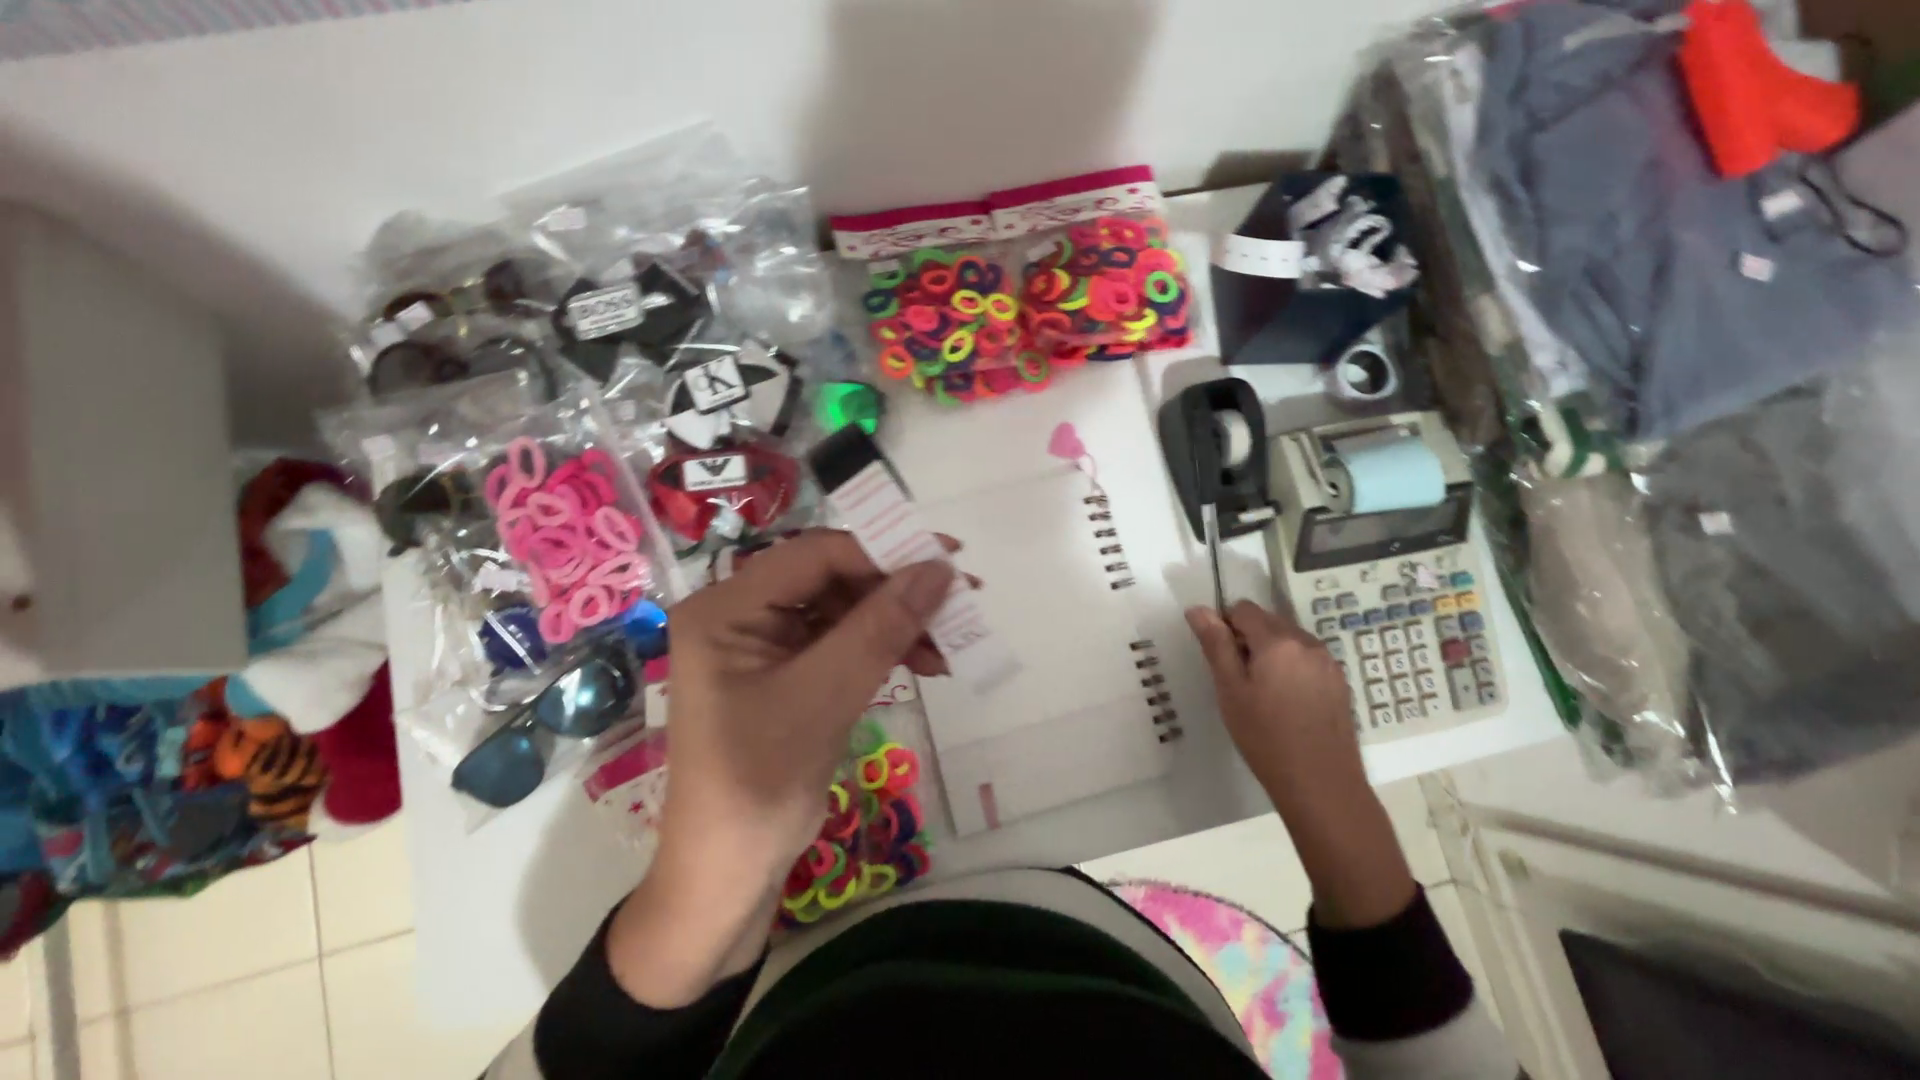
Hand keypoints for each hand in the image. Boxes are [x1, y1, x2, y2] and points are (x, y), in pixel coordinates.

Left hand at [661, 529, 956, 878]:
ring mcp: (759, 644)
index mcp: (725, 608)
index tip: (950, 560)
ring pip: (841, 609)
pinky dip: (881, 648)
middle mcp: (737, 614)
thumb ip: (881, 626)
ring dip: (895, 623)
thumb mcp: (825, 696)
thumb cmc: (761, 780)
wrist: (728, 871)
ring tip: (947, 648)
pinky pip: (839, 642)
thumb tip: (939, 568)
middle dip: (895, 591)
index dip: (885, 551)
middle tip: (959, 603)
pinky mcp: (782, 673)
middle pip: (830, 578)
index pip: (815, 554)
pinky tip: (923, 663)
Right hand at [1186, 601, 1364, 810]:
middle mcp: (1308, 642)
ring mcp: (1329, 662)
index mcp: (1278, 641)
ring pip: (1290, 641)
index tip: (1221, 659)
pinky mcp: (1340, 682)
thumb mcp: (1230, 690)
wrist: (1320, 782)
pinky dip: (1292, 669)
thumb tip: (1198, 609)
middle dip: (1249, 640)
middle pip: (1269, 622)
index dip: (1226, 626)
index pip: (1244, 609)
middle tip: (1239, 680)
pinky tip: (1287, 703)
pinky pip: (1308, 660)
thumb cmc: (1265, 737)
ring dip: (1272, 654)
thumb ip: (1216, 645)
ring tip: (1264, 694)